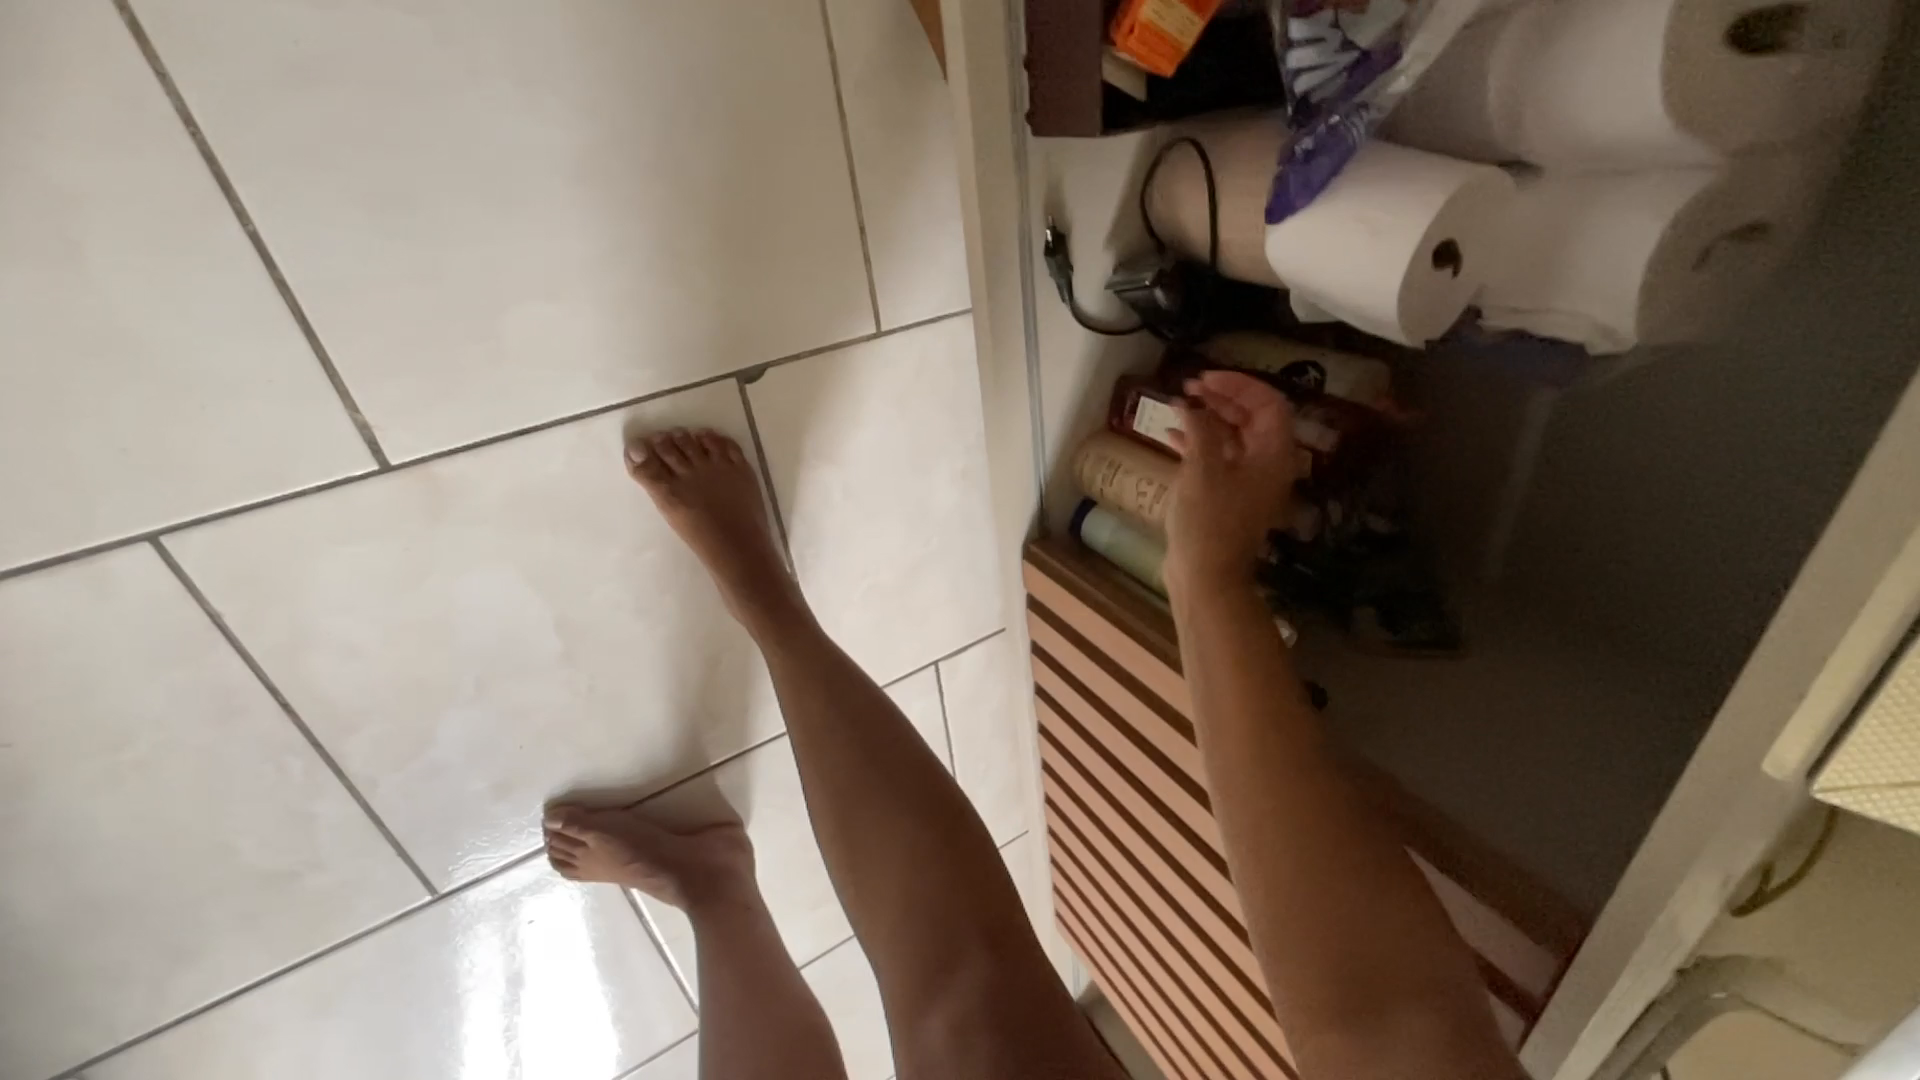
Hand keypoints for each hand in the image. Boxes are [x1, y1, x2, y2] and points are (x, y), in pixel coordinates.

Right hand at [1165, 370, 1296, 594]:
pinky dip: (1197, 443)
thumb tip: (1190, 404)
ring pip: (1233, 436)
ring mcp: (1248, 481)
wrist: (1206, 575)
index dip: (1238, 384)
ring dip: (1206, 418)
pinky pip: (1218, 458)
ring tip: (1176, 405)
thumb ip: (1199, 429)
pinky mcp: (1228, 495)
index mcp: (1274, 454)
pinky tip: (1170, 434)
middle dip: (1220, 398)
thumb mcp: (1202, 469)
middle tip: (1188, 387)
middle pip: (1251, 417)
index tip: (1204, 378)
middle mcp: (1268, 464)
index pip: (1267, 402)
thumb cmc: (1208, 521)